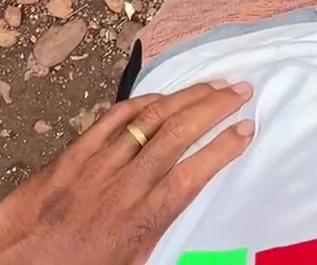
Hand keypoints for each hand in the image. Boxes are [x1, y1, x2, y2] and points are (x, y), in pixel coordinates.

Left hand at [0, 82, 253, 264]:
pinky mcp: (69, 156)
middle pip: (178, 134)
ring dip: (186, 97)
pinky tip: (159, 95)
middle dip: (215, 107)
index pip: (193, 174)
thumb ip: (150, 234)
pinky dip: (139, 103)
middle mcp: (123, 187)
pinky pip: (111, 119)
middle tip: (242, 89)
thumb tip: (178, 203)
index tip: (248, 128)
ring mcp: (95, 166)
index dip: (224, 147)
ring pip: (150, 119)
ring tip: (212, 83)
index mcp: (139, 222)